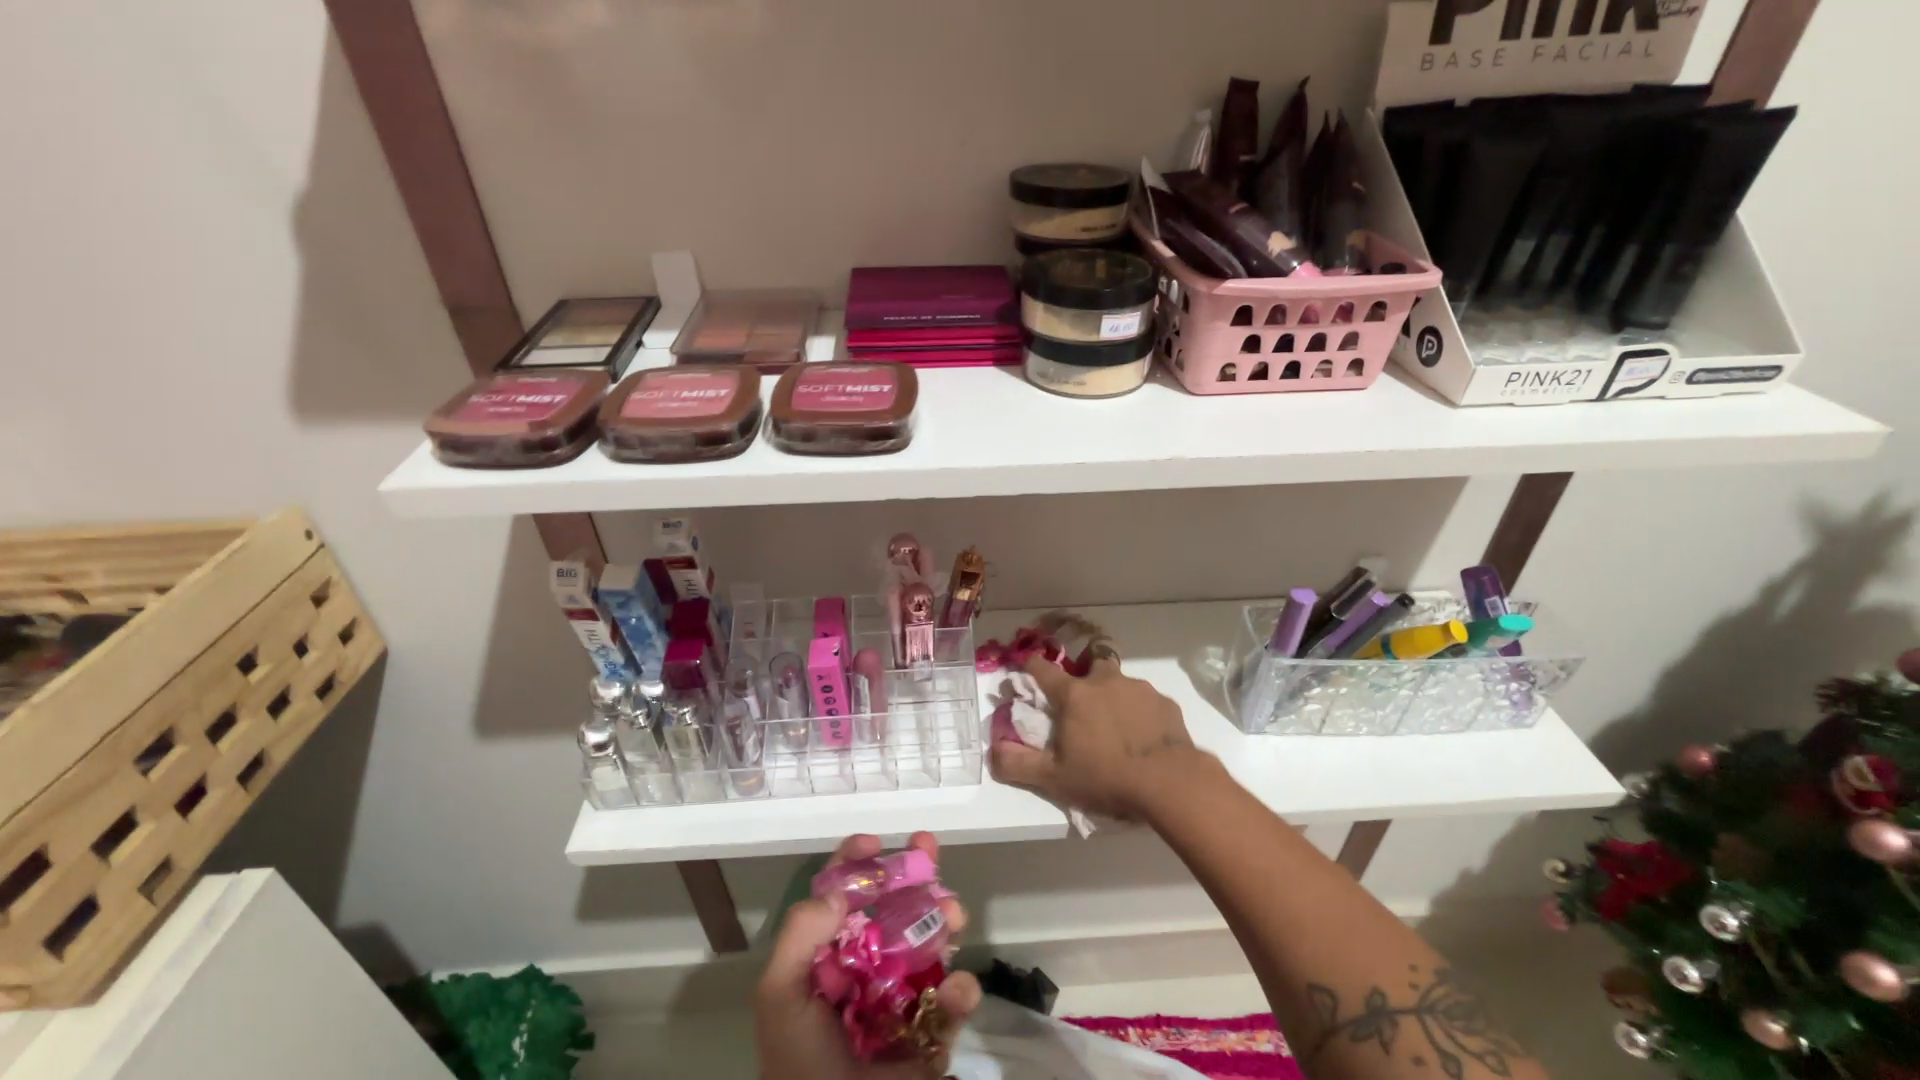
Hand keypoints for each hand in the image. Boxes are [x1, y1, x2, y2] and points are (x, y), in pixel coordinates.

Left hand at [754, 832, 980, 1079]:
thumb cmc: (798, 1059)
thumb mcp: (781, 994)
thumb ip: (801, 935)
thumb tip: (841, 892)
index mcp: (828, 958)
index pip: (842, 899)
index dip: (857, 866)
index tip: (875, 842)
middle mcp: (868, 969)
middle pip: (895, 909)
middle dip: (915, 875)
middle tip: (930, 851)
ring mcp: (903, 998)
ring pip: (932, 944)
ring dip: (945, 920)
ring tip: (953, 915)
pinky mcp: (932, 1031)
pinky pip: (953, 1001)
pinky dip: (961, 990)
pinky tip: (955, 988)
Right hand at [990, 655, 1218, 819]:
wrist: (1169, 782)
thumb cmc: (1106, 778)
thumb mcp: (1054, 779)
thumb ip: (1017, 764)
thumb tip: (993, 750)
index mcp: (1074, 695)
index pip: (1044, 669)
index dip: (1032, 666)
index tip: (1028, 666)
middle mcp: (1105, 682)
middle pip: (1090, 665)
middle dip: (1085, 677)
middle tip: (1084, 705)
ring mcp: (1139, 689)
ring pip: (1121, 683)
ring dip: (1114, 697)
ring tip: (1117, 728)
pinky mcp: (1165, 703)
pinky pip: (1146, 701)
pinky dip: (1140, 713)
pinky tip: (1143, 737)